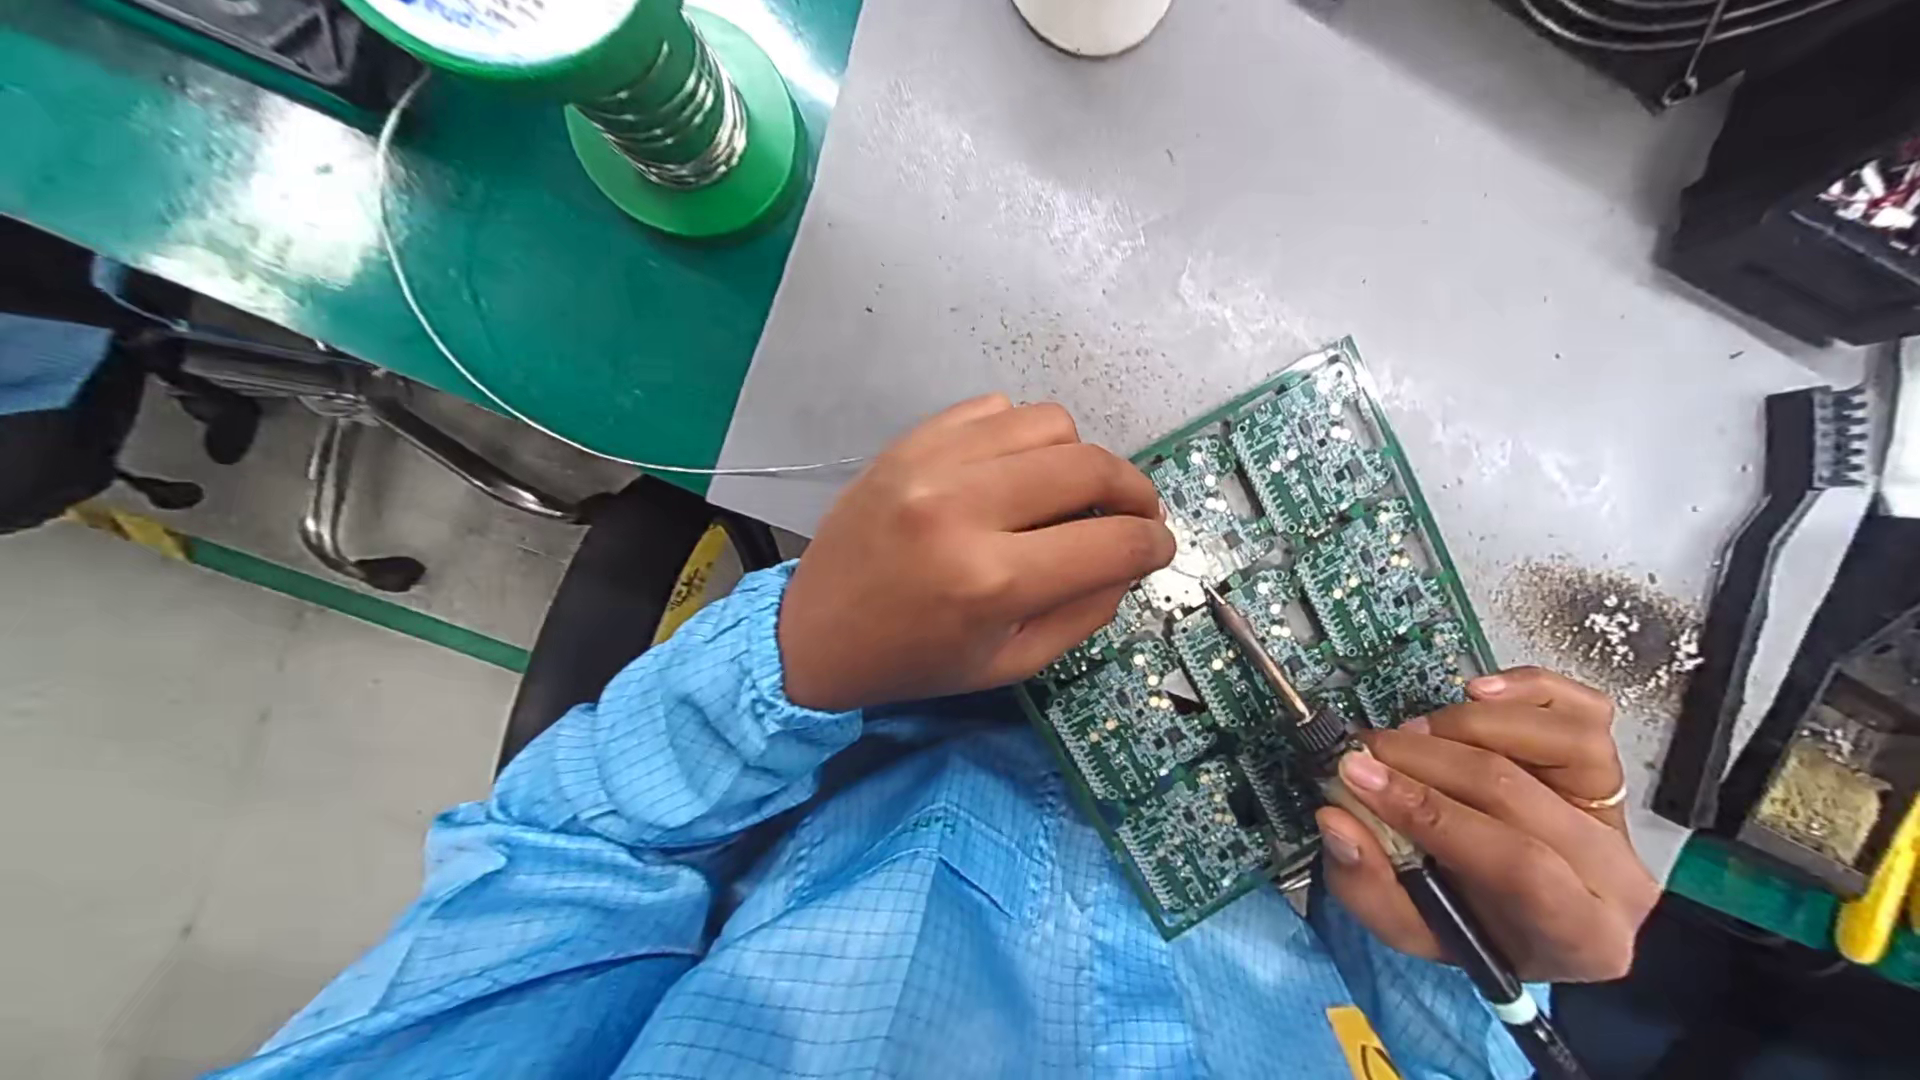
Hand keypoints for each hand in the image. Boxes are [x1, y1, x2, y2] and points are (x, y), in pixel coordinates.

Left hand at [780, 394, 1174, 711]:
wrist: (813, 631)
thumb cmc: (914, 660)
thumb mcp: (1010, 662)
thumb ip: (1085, 611)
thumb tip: (1130, 558)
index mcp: (990, 580)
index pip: (1112, 543)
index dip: (1153, 544)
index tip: (1158, 546)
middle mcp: (963, 507)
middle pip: (1089, 467)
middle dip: (1134, 491)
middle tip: (1133, 514)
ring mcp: (931, 463)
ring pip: (1049, 422)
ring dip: (1077, 458)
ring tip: (1065, 493)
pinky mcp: (909, 442)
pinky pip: (995, 408)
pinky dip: (1021, 437)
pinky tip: (1013, 472)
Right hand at [1314, 667, 1658, 981]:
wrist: (1513, 910)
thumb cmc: (1460, 921)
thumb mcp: (1405, 928)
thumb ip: (1366, 885)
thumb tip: (1335, 817)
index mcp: (1577, 934)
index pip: (1518, 863)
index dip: (1429, 811)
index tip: (1355, 774)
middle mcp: (1611, 873)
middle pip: (1514, 792)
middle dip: (1420, 760)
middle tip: (1361, 750)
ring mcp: (1615, 816)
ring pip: (1562, 743)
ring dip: (1466, 726)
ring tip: (1411, 733)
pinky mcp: (1605, 771)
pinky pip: (1585, 711)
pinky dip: (1530, 688)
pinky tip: (1475, 689)